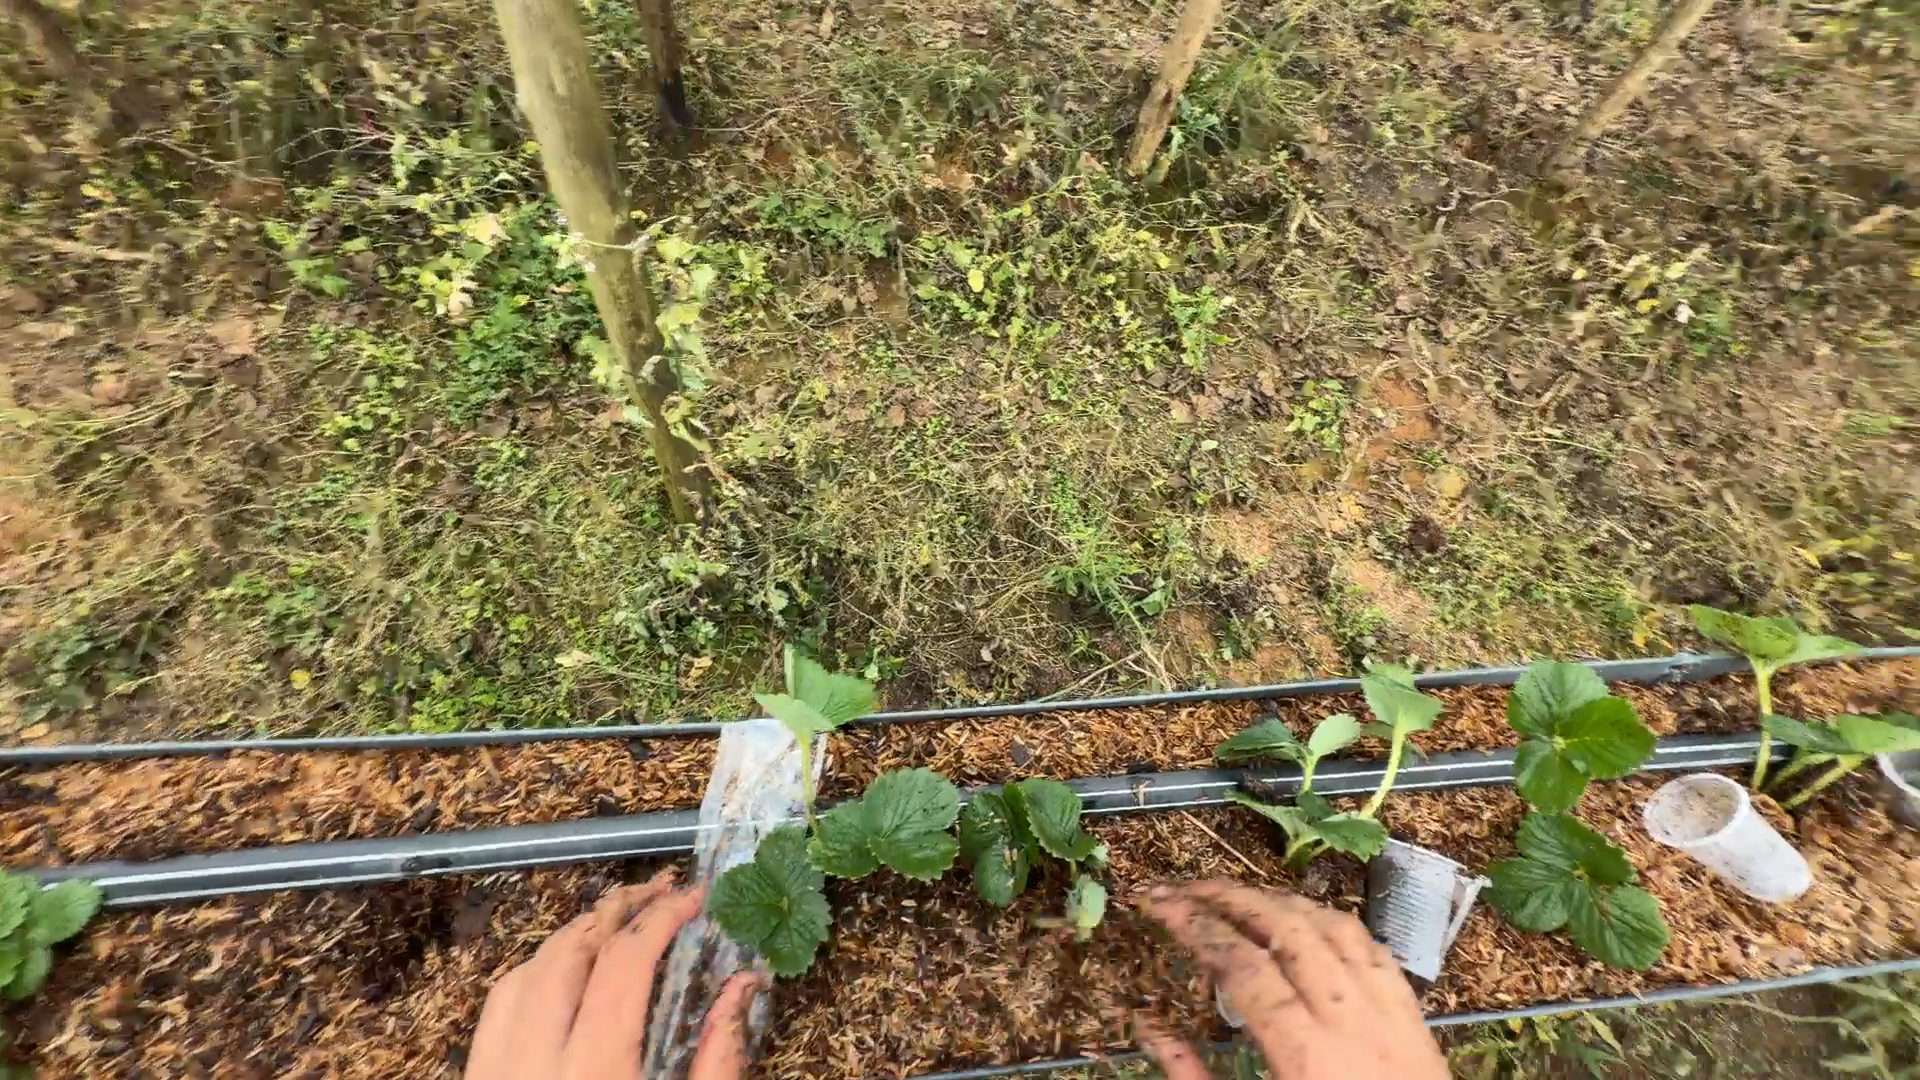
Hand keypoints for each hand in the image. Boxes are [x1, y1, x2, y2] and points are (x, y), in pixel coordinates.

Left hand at [466, 870, 759, 1079]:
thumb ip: (718, 1059)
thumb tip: (743, 985)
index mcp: (591, 1079)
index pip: (623, 965)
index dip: (663, 917)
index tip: (698, 897)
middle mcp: (529, 1072)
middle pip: (568, 954)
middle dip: (619, 908)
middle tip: (663, 888)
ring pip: (524, 975)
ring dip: (576, 933)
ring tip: (622, 917)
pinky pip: (497, 1012)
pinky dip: (536, 971)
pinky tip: (569, 971)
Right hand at [1140, 880, 1447, 1079]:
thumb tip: (1148, 1028)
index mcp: (1312, 1063)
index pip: (1245, 966)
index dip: (1196, 926)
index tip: (1157, 904)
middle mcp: (1357, 1027)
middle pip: (1287, 929)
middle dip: (1228, 898)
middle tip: (1183, 889)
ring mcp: (1395, 1020)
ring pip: (1331, 926)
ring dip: (1276, 901)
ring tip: (1232, 897)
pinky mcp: (1418, 1024)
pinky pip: (1370, 947)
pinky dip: (1326, 921)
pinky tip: (1298, 920)